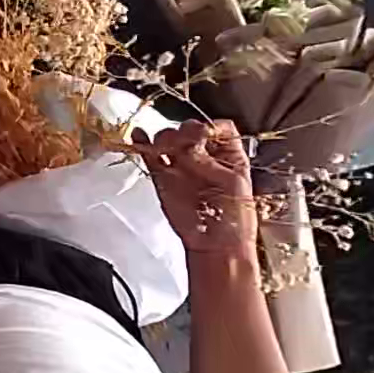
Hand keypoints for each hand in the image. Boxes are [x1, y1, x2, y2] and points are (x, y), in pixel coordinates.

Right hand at [133, 119, 256, 260]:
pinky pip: (151, 156)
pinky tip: (139, 135)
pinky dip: (143, 143)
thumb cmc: (235, 218)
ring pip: (169, 139)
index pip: (219, 128)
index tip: (201, 134)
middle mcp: (204, 156)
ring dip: (165, 138)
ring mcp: (181, 165)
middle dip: (184, 131)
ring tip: (164, 148)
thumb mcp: (233, 185)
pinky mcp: (163, 177)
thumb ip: (209, 163)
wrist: (215, 246)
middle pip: (190, 129)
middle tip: (183, 143)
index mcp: (228, 155)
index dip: (210, 126)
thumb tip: (188, 147)